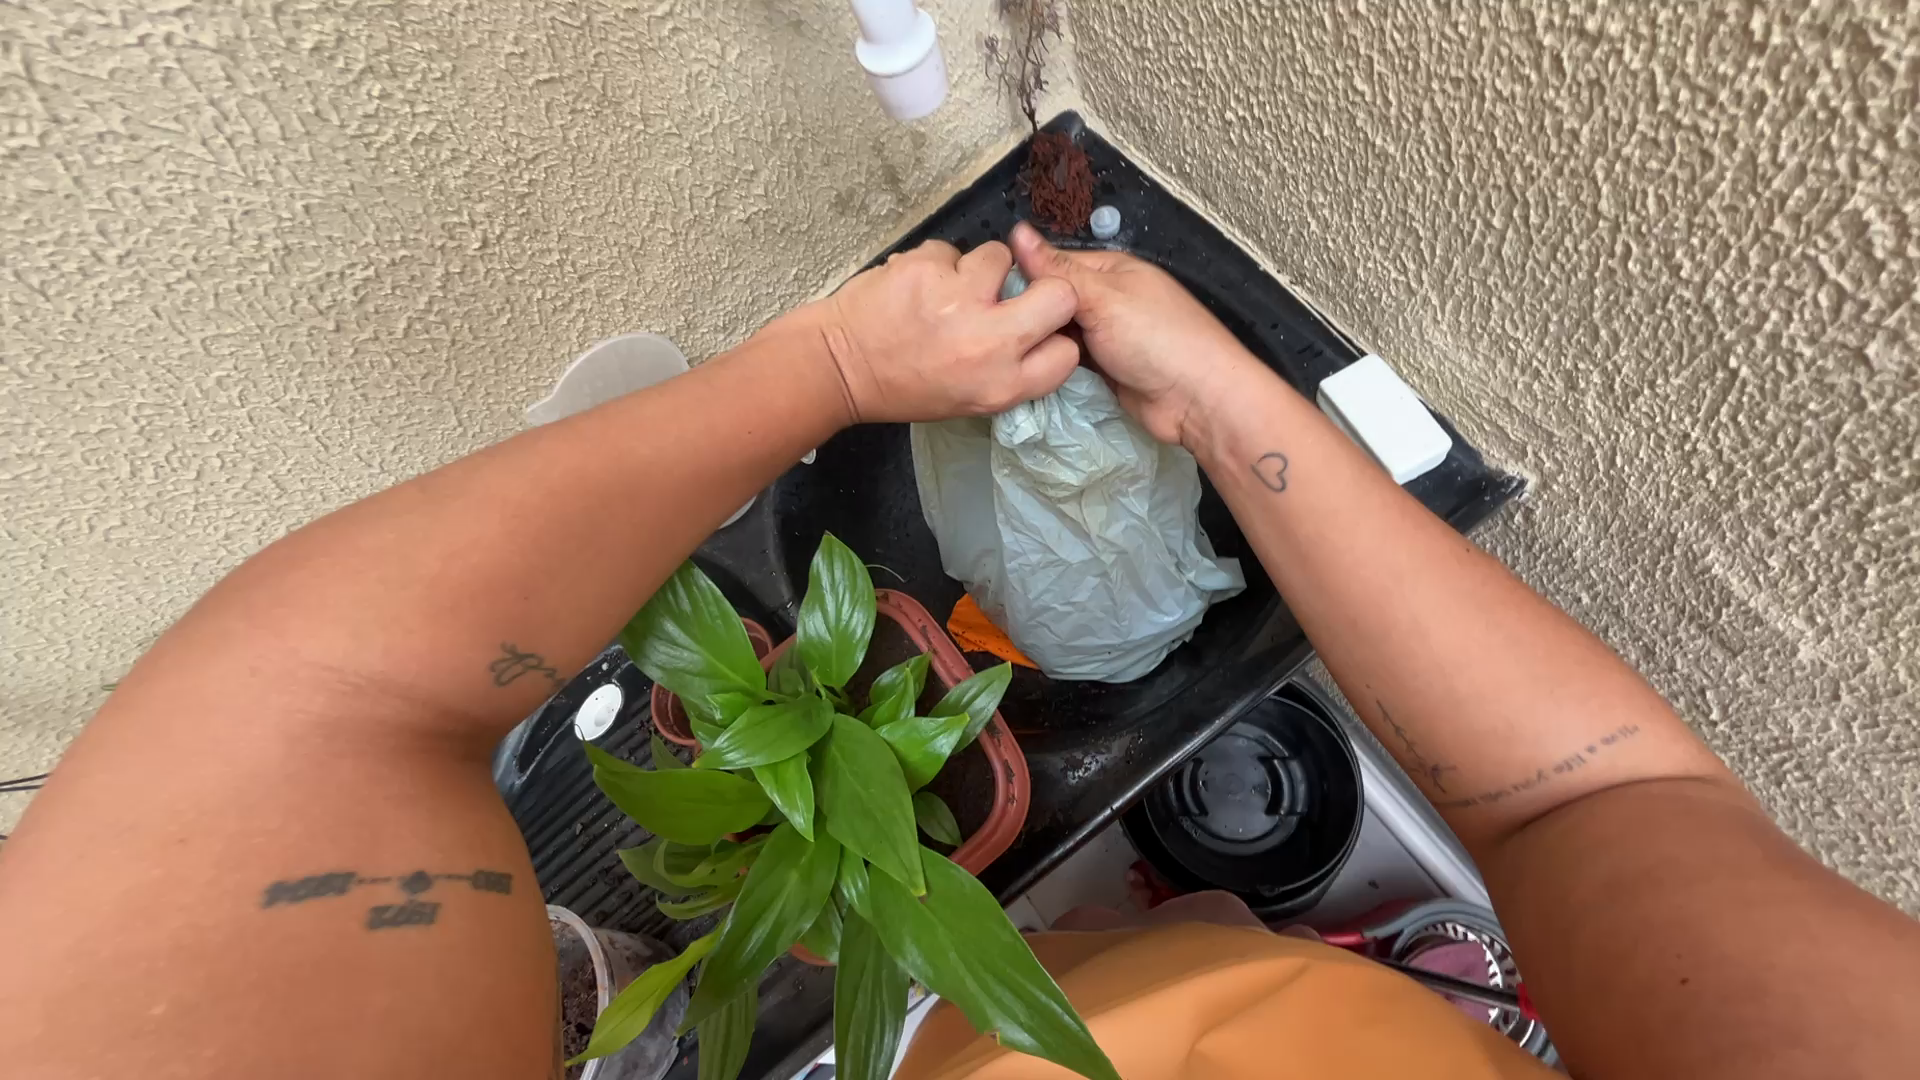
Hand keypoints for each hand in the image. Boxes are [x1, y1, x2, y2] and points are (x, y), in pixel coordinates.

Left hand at [800, 239, 1080, 423]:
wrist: (840, 365)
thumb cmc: (905, 388)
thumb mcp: (969, 400)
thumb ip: (1010, 369)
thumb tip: (1044, 330)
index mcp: (1001, 386)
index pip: (1067, 353)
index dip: (1054, 337)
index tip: (1034, 332)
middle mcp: (990, 344)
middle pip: (1058, 295)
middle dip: (1041, 289)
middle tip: (1007, 296)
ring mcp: (959, 300)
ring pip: (1001, 258)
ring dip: (979, 269)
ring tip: (948, 292)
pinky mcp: (928, 266)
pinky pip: (952, 251)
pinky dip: (938, 265)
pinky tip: (917, 287)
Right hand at [1010, 223, 1271, 446]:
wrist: (1195, 400)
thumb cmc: (1156, 339)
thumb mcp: (1102, 298)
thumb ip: (1058, 271)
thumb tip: (1017, 231)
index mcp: (1112, 271)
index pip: (1055, 266)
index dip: (1023, 278)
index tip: (986, 297)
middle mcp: (1108, 301)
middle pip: (1055, 303)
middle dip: (1028, 315)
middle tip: (987, 331)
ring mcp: (1107, 337)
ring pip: (1060, 335)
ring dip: (1039, 342)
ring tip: (998, 352)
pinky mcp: (1105, 370)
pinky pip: (1069, 361)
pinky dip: (1052, 364)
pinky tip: (1025, 370)